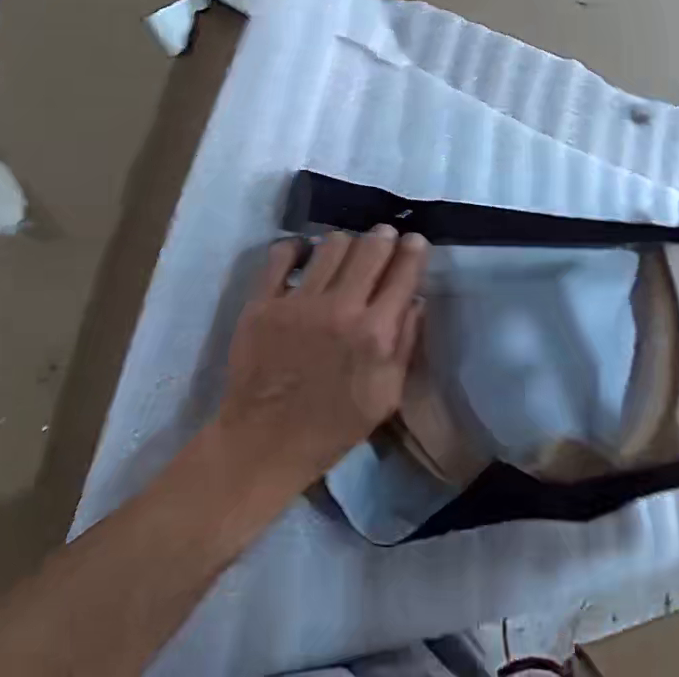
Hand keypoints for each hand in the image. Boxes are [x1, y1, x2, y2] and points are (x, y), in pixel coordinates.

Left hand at [213, 225, 430, 488]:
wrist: (265, 442)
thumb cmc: (335, 424)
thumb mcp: (388, 394)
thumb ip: (406, 343)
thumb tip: (415, 300)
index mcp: (376, 332)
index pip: (403, 272)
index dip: (414, 249)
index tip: (415, 241)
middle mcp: (341, 308)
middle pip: (371, 248)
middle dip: (384, 237)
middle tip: (384, 237)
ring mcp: (298, 302)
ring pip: (332, 244)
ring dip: (347, 242)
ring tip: (347, 252)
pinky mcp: (262, 303)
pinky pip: (282, 254)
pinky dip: (298, 247)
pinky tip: (305, 254)